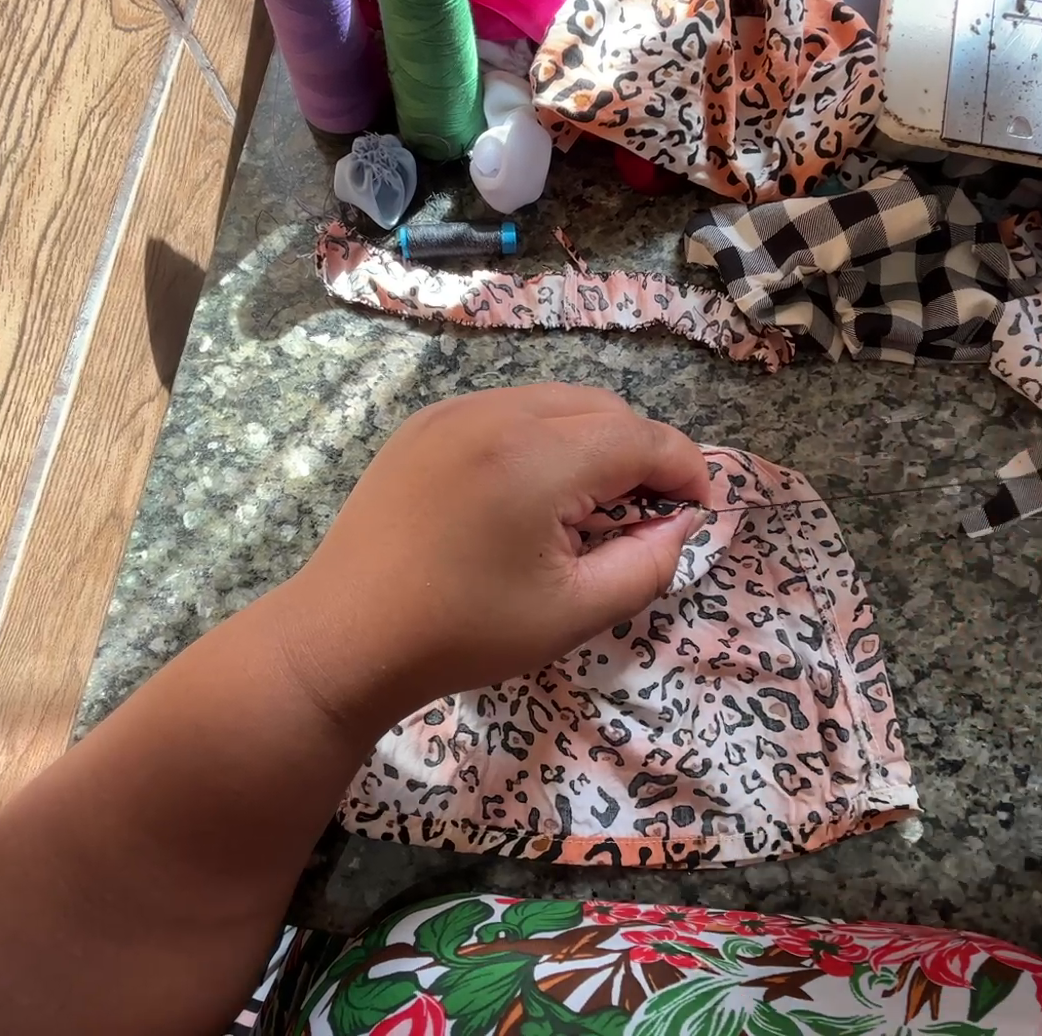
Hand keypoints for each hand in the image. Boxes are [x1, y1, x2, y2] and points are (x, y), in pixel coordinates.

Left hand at [274, 384, 707, 731]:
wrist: (344, 637)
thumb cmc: (462, 635)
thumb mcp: (573, 613)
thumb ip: (647, 565)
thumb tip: (677, 525)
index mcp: (536, 457)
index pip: (641, 437)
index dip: (684, 470)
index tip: (697, 510)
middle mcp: (496, 412)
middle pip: (603, 410)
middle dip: (640, 454)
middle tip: (640, 515)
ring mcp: (453, 411)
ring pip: (556, 403)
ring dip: (592, 442)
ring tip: (585, 505)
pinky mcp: (425, 424)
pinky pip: (508, 411)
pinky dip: (541, 438)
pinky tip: (528, 491)